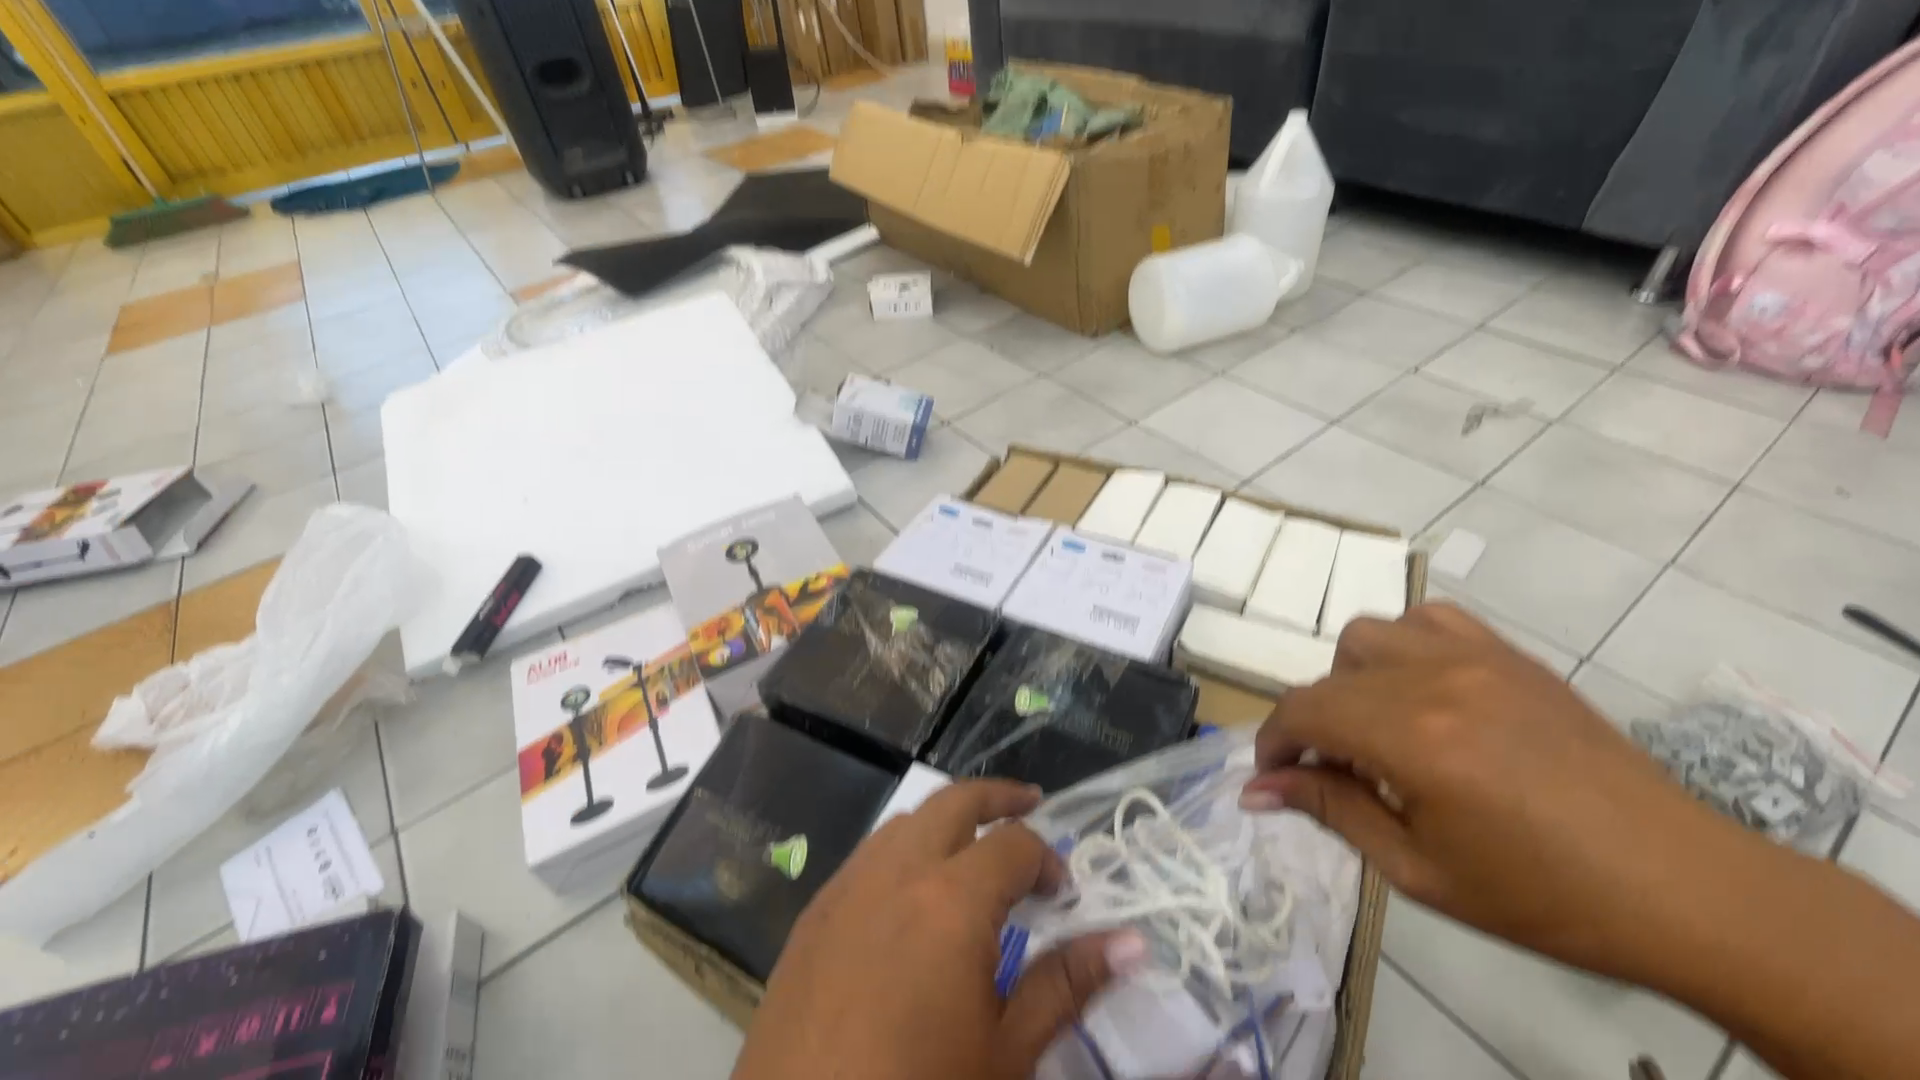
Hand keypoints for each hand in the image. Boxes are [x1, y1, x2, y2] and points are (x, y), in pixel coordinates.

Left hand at [733, 781, 1146, 1079]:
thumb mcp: (1006, 1052)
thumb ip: (1065, 984)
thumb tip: (1132, 942)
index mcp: (950, 901)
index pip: (1012, 845)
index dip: (1047, 859)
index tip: (1064, 895)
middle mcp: (894, 874)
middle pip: (951, 804)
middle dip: (996, 797)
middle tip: (1029, 804)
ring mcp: (844, 890)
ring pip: (903, 823)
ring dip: (944, 820)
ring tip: (972, 848)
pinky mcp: (811, 917)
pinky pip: (865, 857)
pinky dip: (900, 850)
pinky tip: (910, 896)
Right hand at [1241, 603, 1730, 980]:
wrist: (1680, 886)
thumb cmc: (1542, 897)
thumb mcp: (1419, 870)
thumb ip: (1332, 810)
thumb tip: (1256, 789)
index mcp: (1413, 738)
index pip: (1304, 709)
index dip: (1273, 740)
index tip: (1275, 777)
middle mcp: (1439, 680)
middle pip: (1332, 674)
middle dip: (1311, 721)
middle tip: (1333, 772)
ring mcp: (1482, 658)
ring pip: (1374, 633)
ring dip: (1353, 676)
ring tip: (1378, 729)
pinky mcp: (1516, 657)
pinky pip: (1432, 620)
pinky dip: (1405, 646)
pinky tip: (1423, 692)